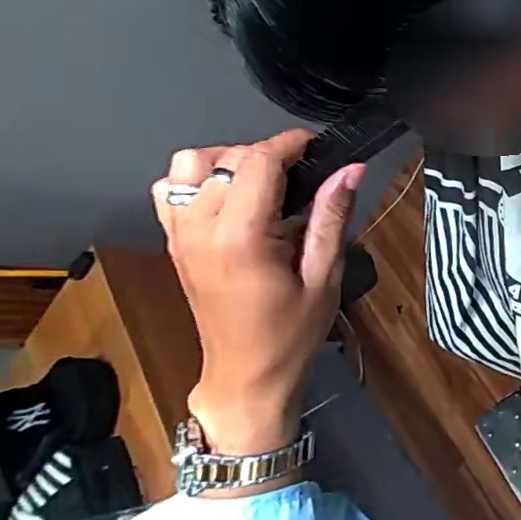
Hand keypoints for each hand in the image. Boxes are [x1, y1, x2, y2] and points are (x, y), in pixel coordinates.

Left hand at [151, 130, 363, 456]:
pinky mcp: (173, 242)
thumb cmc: (291, 335)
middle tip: (302, 180)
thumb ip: (332, 217)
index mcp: (241, 238)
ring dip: (229, 161)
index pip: (258, 161)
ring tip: (263, 186)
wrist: (246, 375)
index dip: (290, 143)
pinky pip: (170, 189)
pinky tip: (228, 200)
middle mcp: (201, 228)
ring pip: (191, 163)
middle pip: (227, 157)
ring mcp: (180, 234)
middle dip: (268, 156)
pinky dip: (198, 180)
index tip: (318, 147)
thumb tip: (350, 169)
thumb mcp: (324, 278)